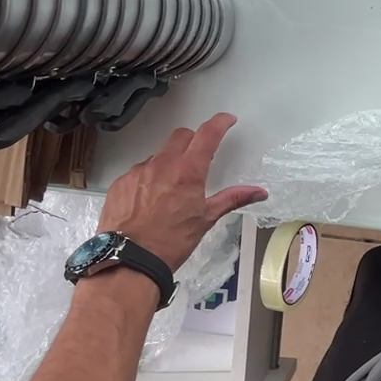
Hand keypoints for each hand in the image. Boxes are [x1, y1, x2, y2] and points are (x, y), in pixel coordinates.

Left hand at [98, 114, 267, 269]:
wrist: (128, 261)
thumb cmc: (171, 242)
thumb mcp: (206, 219)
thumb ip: (232, 199)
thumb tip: (260, 192)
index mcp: (188, 171)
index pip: (207, 134)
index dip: (220, 122)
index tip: (227, 120)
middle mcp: (162, 165)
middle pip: (181, 136)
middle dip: (194, 139)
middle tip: (200, 155)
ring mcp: (137, 172)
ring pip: (158, 155)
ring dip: (169, 162)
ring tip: (172, 187)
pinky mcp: (120, 183)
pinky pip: (138, 171)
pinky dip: (149, 178)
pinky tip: (150, 199)